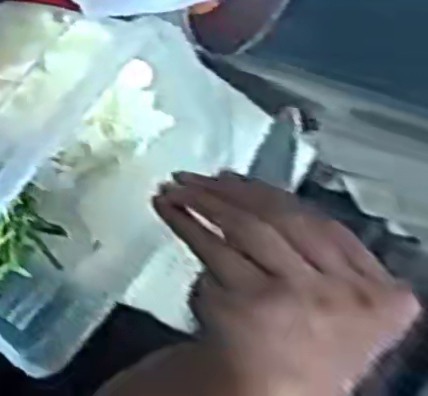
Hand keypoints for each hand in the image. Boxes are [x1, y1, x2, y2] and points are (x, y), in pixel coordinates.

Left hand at [155, 171, 419, 395]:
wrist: (279, 381)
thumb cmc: (297, 329)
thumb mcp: (325, 289)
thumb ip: (303, 245)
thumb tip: (236, 182)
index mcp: (384, 292)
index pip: (321, 222)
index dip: (265, 191)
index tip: (226, 175)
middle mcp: (355, 295)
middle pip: (283, 218)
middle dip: (227, 190)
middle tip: (187, 177)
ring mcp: (307, 297)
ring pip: (247, 226)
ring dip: (201, 199)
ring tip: (171, 189)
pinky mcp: (258, 298)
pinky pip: (212, 244)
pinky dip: (182, 219)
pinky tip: (164, 208)